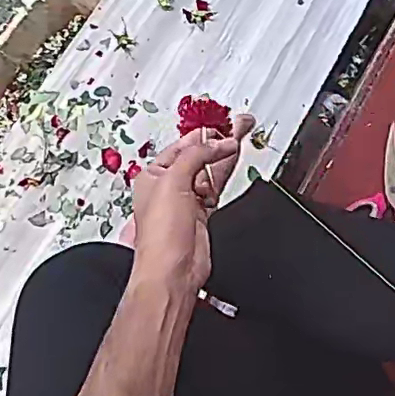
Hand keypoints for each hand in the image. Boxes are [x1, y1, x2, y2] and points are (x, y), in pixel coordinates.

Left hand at [128, 115, 254, 290]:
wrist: (174, 271)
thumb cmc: (160, 235)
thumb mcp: (173, 181)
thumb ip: (195, 155)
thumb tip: (215, 142)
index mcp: (153, 175)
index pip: (182, 146)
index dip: (202, 135)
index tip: (223, 124)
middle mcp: (169, 186)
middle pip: (197, 156)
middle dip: (218, 140)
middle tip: (238, 125)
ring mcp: (187, 200)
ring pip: (209, 170)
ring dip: (225, 154)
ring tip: (241, 134)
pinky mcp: (202, 212)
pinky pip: (216, 186)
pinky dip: (225, 173)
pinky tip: (234, 158)